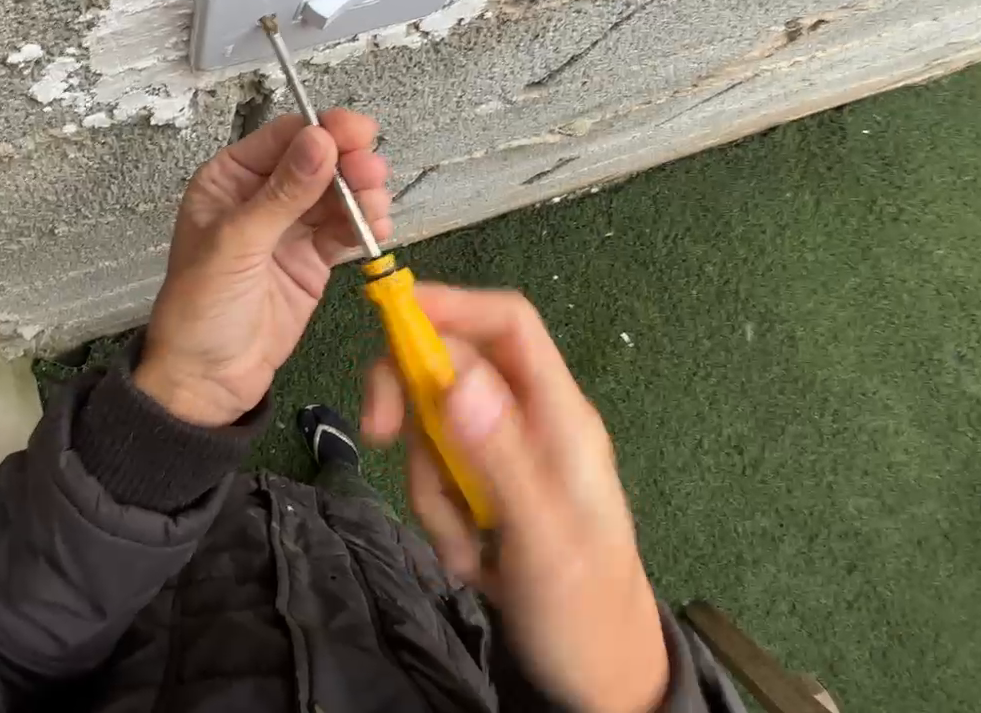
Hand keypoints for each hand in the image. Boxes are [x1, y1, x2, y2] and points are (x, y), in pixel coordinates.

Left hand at [135, 111, 390, 427]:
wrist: (208, 380)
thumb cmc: (201, 308)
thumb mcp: (235, 245)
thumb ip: (281, 194)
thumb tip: (320, 140)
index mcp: (228, 181)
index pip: (280, 139)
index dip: (320, 132)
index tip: (357, 134)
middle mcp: (261, 196)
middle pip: (315, 162)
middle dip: (347, 163)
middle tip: (372, 172)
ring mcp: (289, 228)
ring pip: (335, 195)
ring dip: (361, 194)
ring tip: (376, 206)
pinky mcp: (312, 259)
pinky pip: (343, 231)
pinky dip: (364, 226)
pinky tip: (378, 227)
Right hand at [362, 285, 668, 712]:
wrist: (601, 679)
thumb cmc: (587, 612)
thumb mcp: (544, 538)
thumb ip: (501, 455)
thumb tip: (457, 374)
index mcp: (559, 415)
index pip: (508, 324)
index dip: (451, 304)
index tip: (389, 312)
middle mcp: (527, 419)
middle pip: (451, 365)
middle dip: (411, 399)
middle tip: (379, 432)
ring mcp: (501, 450)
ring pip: (431, 421)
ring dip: (426, 480)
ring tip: (461, 543)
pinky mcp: (480, 481)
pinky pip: (431, 466)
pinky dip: (431, 506)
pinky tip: (466, 554)